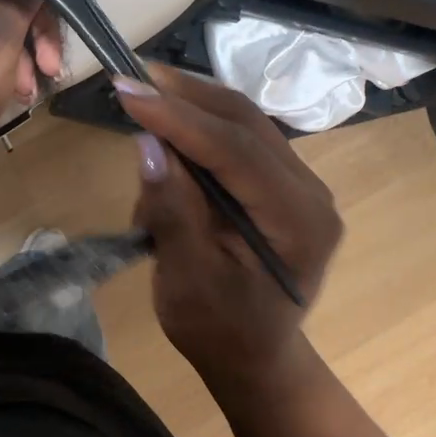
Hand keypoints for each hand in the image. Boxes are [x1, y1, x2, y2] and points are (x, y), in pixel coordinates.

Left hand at [0, 0, 44, 155]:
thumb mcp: (2, 44)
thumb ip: (22, 3)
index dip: (43, 9)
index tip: (54, 44)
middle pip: (9, 4)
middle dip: (35, 39)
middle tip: (52, 72)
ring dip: (21, 58)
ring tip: (29, 92)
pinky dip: (2, 63)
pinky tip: (16, 91)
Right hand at [116, 66, 343, 382]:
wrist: (253, 357)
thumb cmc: (218, 328)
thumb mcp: (187, 279)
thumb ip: (172, 211)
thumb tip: (147, 145)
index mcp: (298, 220)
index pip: (235, 149)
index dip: (178, 117)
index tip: (126, 91)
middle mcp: (309, 191)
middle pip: (244, 121)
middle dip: (184, 96)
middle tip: (128, 79)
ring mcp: (298, 184)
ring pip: (241, 121)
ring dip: (188, 107)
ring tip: (139, 104)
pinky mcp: (278, 183)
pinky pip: (237, 138)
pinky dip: (197, 126)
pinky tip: (165, 128)